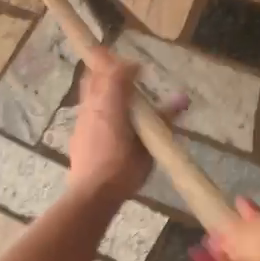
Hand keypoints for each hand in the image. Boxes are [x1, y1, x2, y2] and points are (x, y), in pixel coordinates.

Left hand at [67, 49, 151, 200]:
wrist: (91, 193)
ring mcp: (82, 118)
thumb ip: (163, 121)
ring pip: (89, 89)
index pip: (115, 71)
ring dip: (102, 85)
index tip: (140, 70)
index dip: (128, 66)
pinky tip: (110, 120)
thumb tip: (182, 100)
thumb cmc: (123, 171)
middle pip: (95, 74)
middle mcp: (93, 105)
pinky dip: (98, 103)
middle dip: (108, 68)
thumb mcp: (148, 148)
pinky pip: (87, 107)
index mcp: (111, 105)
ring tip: (119, 96)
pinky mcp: (77, 132)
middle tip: (126, 76)